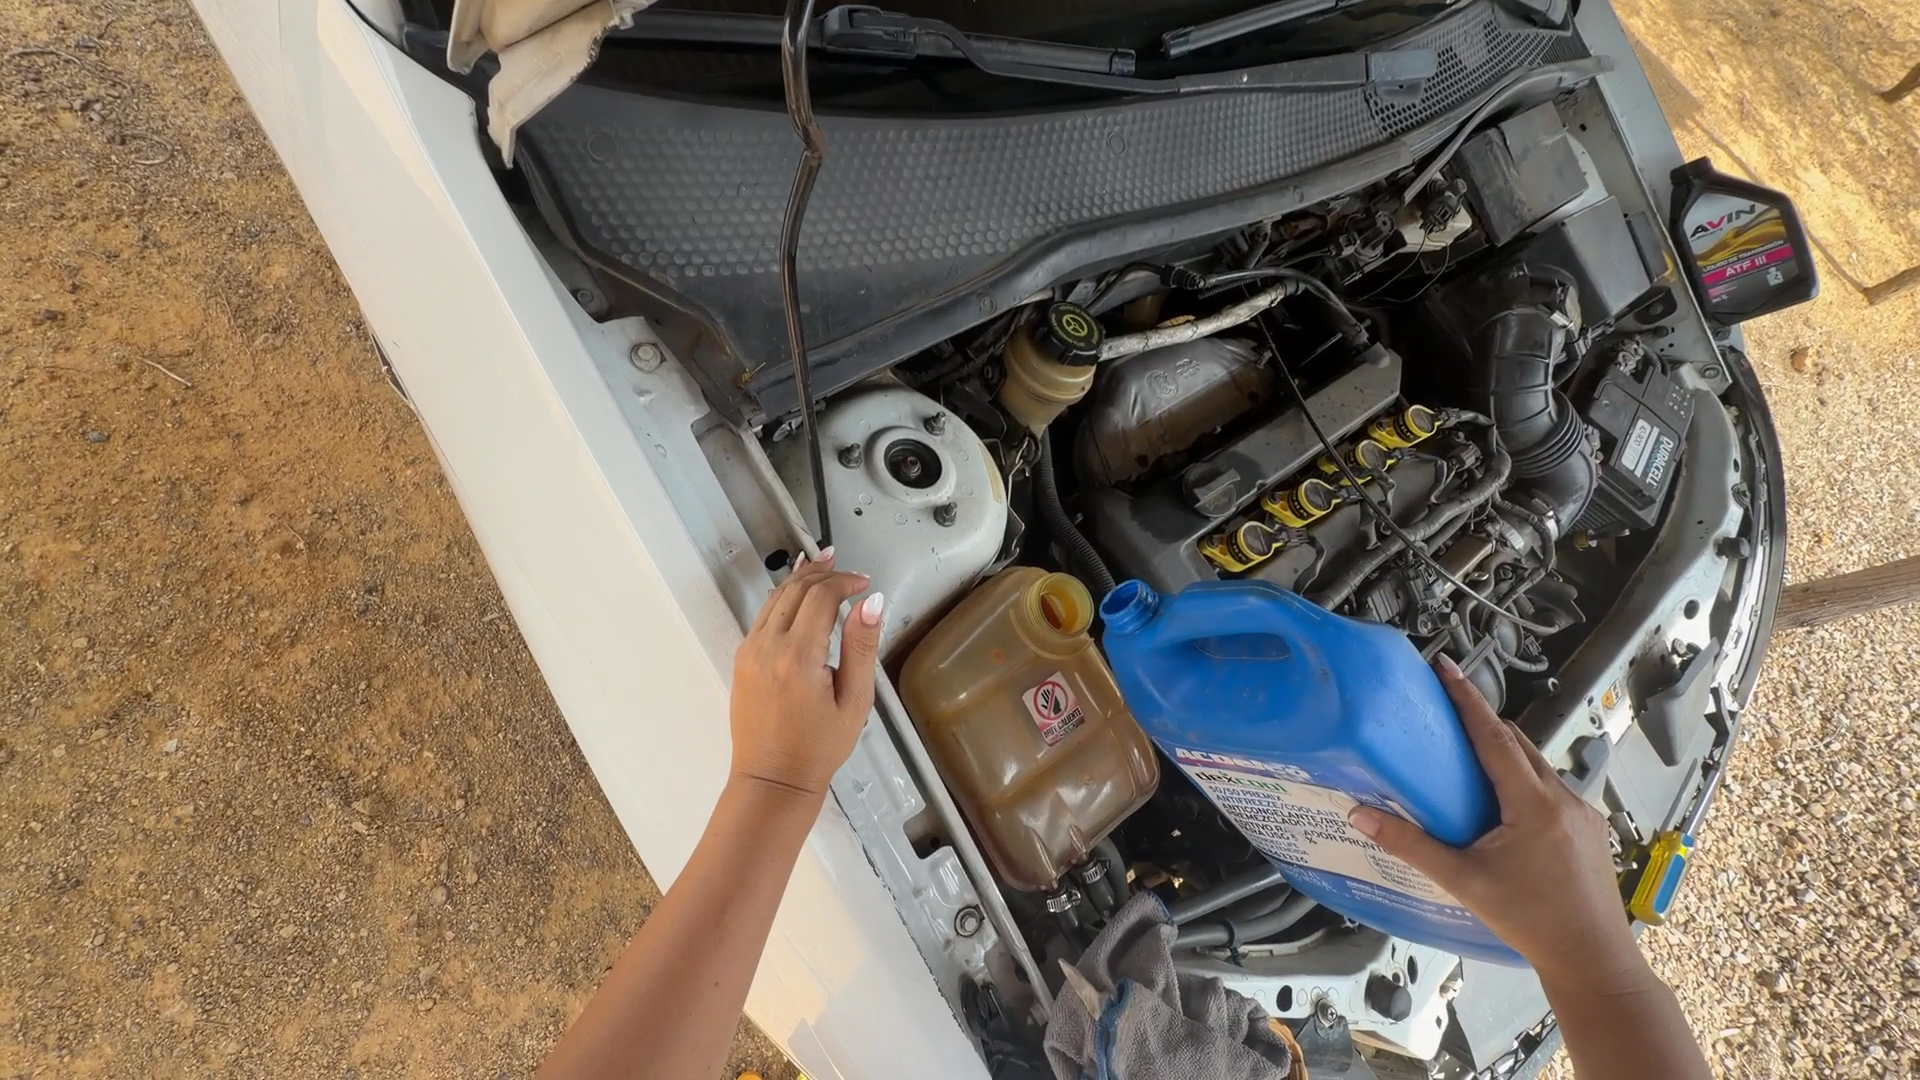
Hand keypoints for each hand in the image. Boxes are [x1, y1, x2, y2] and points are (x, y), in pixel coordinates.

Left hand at [728, 549, 884, 798]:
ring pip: (775, 598)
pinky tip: (797, 590)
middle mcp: (767, 647)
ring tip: (823, 563)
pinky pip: (763, 615)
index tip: (864, 584)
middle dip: (823, 573)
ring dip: (801, 579)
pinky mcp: (743, 659)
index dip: (845, 582)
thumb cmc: (819, 747)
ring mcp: (750, 651)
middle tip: (847, 568)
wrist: (772, 781)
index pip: (821, 597)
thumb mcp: (855, 700)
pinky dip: (783, 596)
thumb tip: (871, 602)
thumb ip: (862, 647)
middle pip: (795, 590)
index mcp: (798, 657)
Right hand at [1348, 657, 1646, 991]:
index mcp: (1533, 804)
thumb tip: (1358, 814)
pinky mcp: (1588, 828)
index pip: (1493, 736)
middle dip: (1481, 716)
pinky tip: (1499, 788)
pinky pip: (1548, 782)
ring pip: (1536, 760)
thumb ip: (1410, 844)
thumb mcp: (1462, 881)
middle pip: (1517, 740)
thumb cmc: (1529, 919)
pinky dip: (1519, 769)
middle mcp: (1562, 798)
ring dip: (1501, 743)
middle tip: (1444, 701)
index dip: (1467, 699)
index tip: (1445, 666)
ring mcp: (1581, 812)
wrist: (1596, 963)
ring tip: (1465, 743)